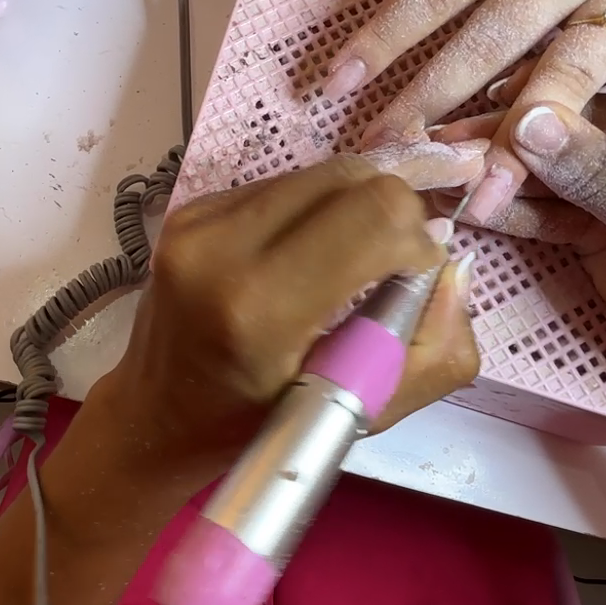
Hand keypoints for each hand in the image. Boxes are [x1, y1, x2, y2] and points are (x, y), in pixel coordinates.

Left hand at [96, 158, 478, 495]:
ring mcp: (196, 221)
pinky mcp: (188, 209)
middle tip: (390, 266)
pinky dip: (314, 211)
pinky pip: (282, 184)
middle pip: (352, 178)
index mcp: (259, 308)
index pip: (374, 215)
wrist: (153, 417)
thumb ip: (434, 348)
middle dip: (393, 215)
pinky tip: (302, 256)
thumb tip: (452, 267)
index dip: (417, 240)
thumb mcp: (358, 412)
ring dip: (353, 210)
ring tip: (344, 264)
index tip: (414, 278)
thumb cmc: (253, 430)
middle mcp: (219, 247)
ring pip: (319, 174)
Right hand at [446, 62, 605, 445]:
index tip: (496, 82)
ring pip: (557, 169)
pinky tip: (470, 203)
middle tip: (449, 134)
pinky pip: (549, 212)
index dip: (563, 71)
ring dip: (503, 172)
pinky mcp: (602, 234)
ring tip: (442, 167)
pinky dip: (512, 210)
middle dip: (516, 130)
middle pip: (580, 121)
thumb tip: (522, 120)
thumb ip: (592, 171)